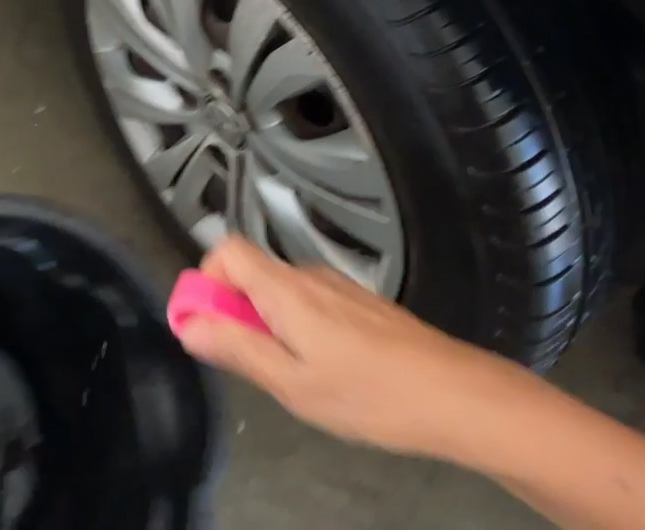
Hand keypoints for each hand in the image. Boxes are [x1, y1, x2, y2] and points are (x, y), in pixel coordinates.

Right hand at [176, 238, 543, 464]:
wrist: (455, 395)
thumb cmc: (370, 393)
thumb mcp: (292, 383)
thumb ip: (237, 349)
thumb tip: (189, 324)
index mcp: (286, 289)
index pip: (227, 249)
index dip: (206, 280)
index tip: (207, 323)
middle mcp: (309, 275)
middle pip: (252, 273)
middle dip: (236, 312)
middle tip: (253, 365)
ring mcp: (338, 287)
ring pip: (281, 292)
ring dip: (269, 324)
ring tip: (295, 376)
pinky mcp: (360, 303)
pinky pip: (310, 302)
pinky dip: (300, 327)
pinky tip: (328, 371)